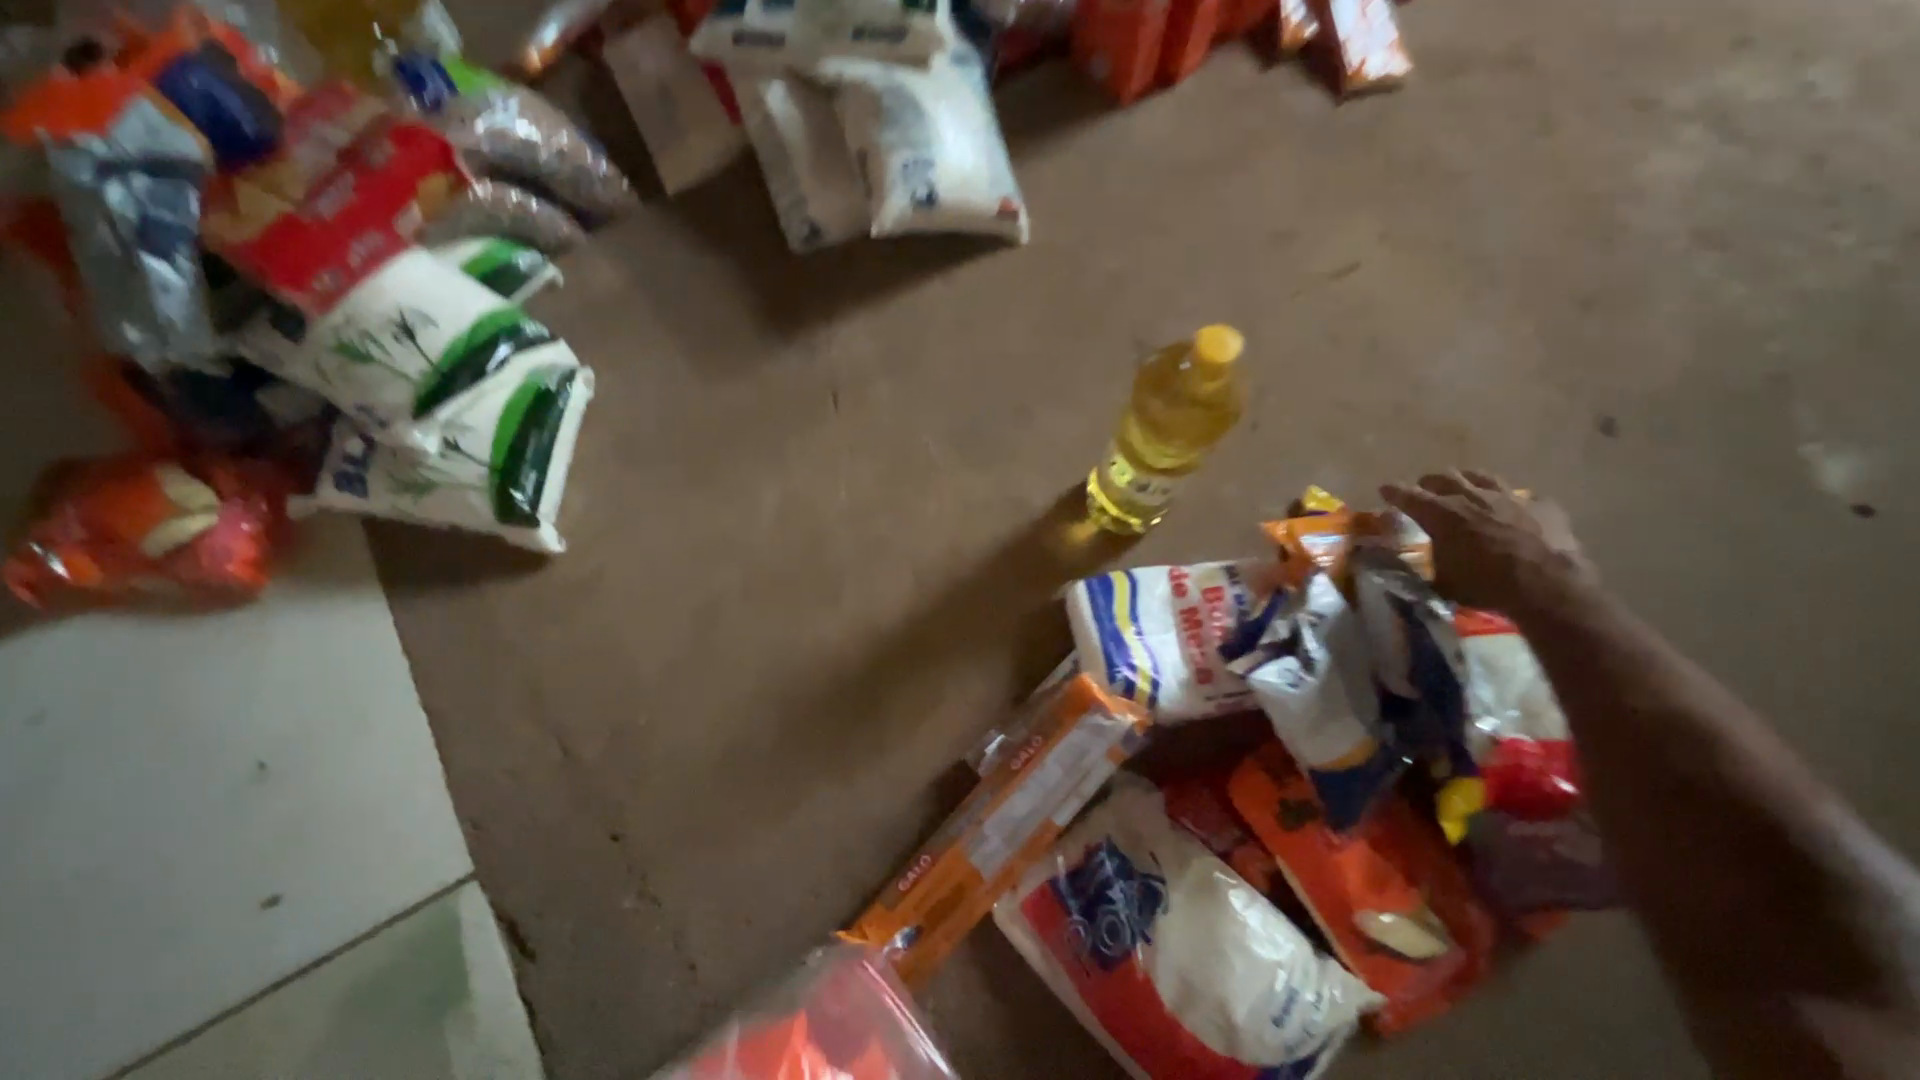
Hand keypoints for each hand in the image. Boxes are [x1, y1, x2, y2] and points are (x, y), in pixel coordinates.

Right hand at [1380, 471, 1593, 615]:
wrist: (1548, 585)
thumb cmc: (1486, 585)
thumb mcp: (1442, 584)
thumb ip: (1422, 572)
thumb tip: (1403, 573)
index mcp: (1442, 514)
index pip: (1408, 495)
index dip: (1393, 492)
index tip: (1385, 490)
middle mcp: (1472, 497)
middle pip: (1444, 478)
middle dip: (1429, 483)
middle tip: (1425, 490)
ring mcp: (1509, 496)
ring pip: (1481, 477)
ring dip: (1467, 481)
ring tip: (1464, 487)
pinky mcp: (1540, 504)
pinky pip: (1521, 496)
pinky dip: (1510, 501)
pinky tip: (1511, 510)